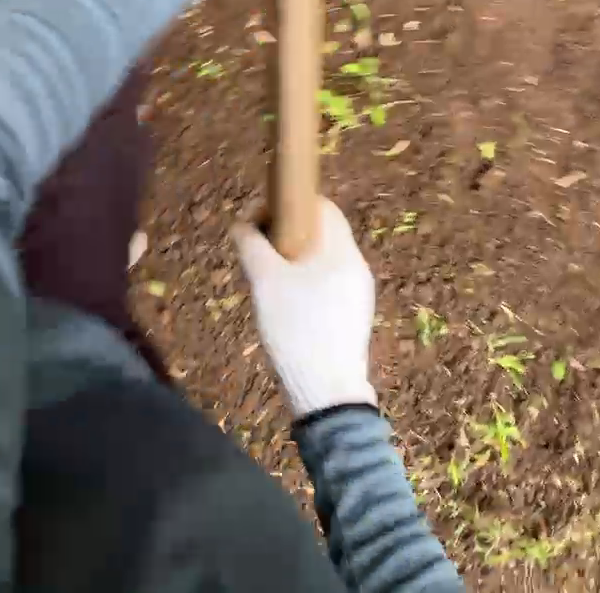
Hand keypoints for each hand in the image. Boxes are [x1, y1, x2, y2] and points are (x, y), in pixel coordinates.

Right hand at [231, 199, 377, 417]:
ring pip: (322, 258)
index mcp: (342, 252)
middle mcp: (357, 267)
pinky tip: (285, 304)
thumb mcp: (264, 281)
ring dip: (293, 259)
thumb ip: (251, 244)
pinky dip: (304, 281)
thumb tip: (241, 224)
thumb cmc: (297, 329)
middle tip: (259, 251)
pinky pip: (327, 282)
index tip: (261, 221)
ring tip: (268, 279)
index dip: (290, 204)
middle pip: (321, 232)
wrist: (326, 394)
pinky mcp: (353, 316)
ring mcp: (358, 293)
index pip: (322, 206)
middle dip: (287, 233)